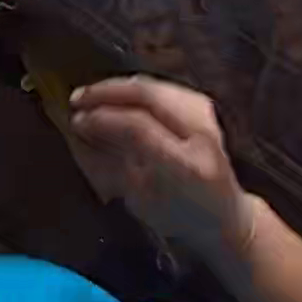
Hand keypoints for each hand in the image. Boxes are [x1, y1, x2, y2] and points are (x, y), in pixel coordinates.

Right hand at [67, 77, 257, 262]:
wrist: (225, 215)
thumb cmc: (178, 216)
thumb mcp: (139, 199)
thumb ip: (110, 162)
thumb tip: (79, 129)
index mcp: (187, 167)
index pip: (139, 127)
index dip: (103, 118)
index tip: (76, 119)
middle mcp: (200, 135)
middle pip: (146, 96)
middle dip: (105, 92)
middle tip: (77, 98)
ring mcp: (205, 116)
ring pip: (151, 85)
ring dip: (116, 87)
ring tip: (90, 95)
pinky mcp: (201, 104)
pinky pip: (158, 86)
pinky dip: (131, 88)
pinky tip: (113, 95)